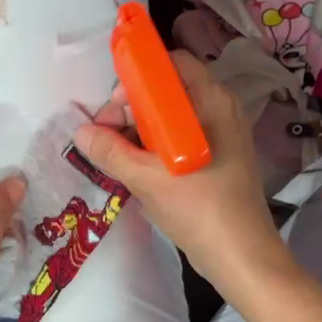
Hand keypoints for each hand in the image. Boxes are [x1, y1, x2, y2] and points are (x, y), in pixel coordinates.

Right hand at [72, 50, 283, 284]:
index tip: (112, 111)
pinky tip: (135, 172)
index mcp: (210, 103)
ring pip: (169, 121)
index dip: (137, 79)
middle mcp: (218, 111)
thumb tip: (81, 132)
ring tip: (116, 161)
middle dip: (130, 111)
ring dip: (138, 135)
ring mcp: (218, 137)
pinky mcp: (214, 160)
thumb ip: (112, 152)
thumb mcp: (148, 179)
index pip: (170, 66)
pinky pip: (177, 142)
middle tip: (106, 140)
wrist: (240, 255)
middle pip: (166, 93)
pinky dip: (154, 150)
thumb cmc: (199, 209)